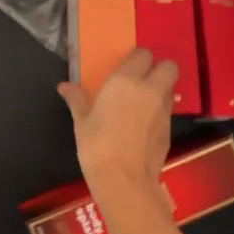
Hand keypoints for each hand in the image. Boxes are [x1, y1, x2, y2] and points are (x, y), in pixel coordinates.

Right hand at [58, 48, 175, 195]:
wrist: (123, 179)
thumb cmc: (96, 144)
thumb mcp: (81, 120)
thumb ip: (76, 99)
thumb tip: (64, 86)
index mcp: (126, 80)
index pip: (143, 54)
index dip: (137, 58)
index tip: (126, 67)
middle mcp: (150, 90)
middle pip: (169, 67)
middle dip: (160, 69)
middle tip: (142, 80)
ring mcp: (163, 111)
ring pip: (170, 90)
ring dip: (160, 92)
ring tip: (143, 104)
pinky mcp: (170, 131)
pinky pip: (167, 113)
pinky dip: (159, 114)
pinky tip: (143, 127)